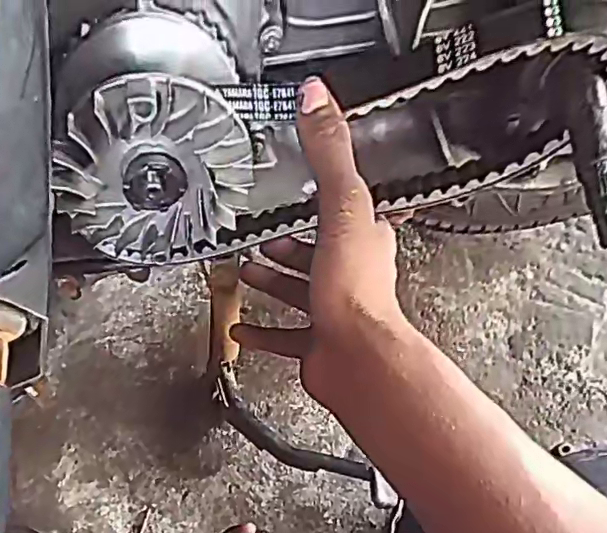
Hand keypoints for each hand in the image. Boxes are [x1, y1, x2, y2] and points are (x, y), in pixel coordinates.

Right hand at [230, 78, 414, 397]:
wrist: (356, 358)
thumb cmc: (355, 293)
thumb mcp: (342, 208)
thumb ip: (329, 155)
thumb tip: (317, 99)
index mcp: (363, 240)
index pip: (344, 210)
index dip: (321, 200)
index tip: (299, 191)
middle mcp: (351, 277)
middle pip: (316, 254)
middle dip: (288, 245)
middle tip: (264, 237)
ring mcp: (333, 313)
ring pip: (299, 294)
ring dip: (273, 283)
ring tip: (249, 271)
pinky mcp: (315, 346)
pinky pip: (284, 337)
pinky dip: (261, 333)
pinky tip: (243, 329)